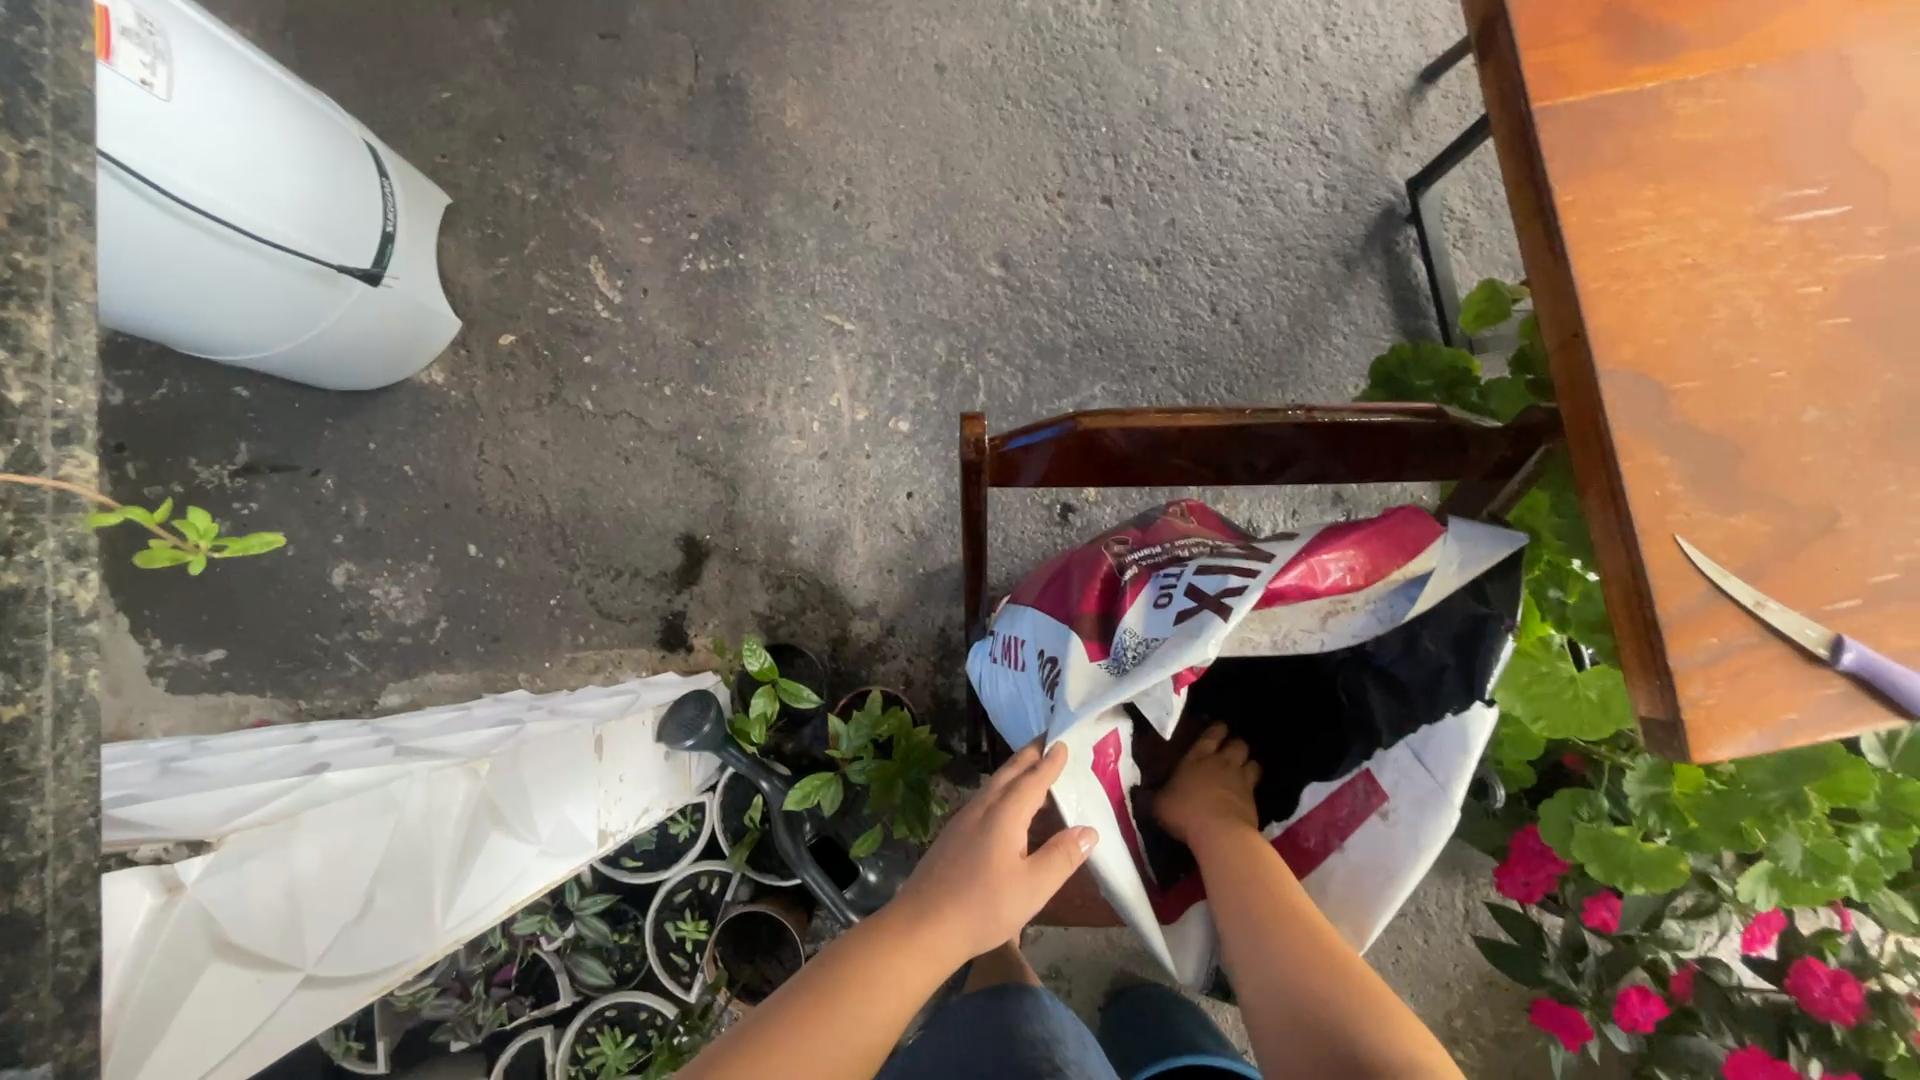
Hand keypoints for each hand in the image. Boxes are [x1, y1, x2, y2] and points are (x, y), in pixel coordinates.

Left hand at [890, 742, 1097, 960]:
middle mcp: (982, 809)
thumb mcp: (1033, 888)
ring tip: (1032, 770)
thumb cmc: (982, 907)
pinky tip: (1006, 810)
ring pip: (993, 787)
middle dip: (1029, 756)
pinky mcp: (952, 836)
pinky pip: (984, 801)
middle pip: (1008, 774)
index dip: (1049, 762)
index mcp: (1004, 815)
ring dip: (1014, 773)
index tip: (1062, 743)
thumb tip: (1089, 831)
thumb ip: (1062, 857)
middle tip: (1047, 741)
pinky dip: (1002, 792)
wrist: (922, 926)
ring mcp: (962, 821)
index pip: (1032, 779)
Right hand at [1154, 723, 1261, 846]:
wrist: (1220, 834)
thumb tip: (1140, 793)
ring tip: (1243, 770)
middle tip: (1229, 750)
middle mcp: (1223, 763)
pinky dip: (1253, 787)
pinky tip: (1247, 794)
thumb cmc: (1185, 812)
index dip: (1216, 729)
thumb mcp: (1159, 804)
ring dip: (1248, 764)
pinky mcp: (1254, 800)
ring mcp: (1242, 781)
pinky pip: (1257, 786)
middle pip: (1238, 743)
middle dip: (1235, 744)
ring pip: (1253, 762)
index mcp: (1198, 757)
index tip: (1216, 728)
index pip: (1212, 734)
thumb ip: (1154, 795)